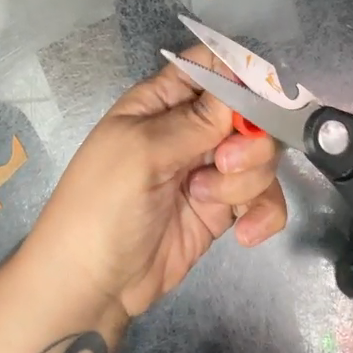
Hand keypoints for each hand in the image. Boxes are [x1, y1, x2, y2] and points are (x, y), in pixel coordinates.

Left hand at [22, 45, 288, 318]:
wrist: (90, 286)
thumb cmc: (101, 206)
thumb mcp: (141, 153)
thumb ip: (194, 121)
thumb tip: (242, 90)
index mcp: (160, 101)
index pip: (211, 66)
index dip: (242, 74)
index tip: (262, 98)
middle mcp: (188, 129)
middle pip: (247, 112)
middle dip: (249, 138)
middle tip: (224, 164)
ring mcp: (207, 170)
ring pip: (259, 156)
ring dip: (249, 179)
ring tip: (211, 201)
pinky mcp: (221, 210)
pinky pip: (261, 198)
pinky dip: (263, 213)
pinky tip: (244, 234)